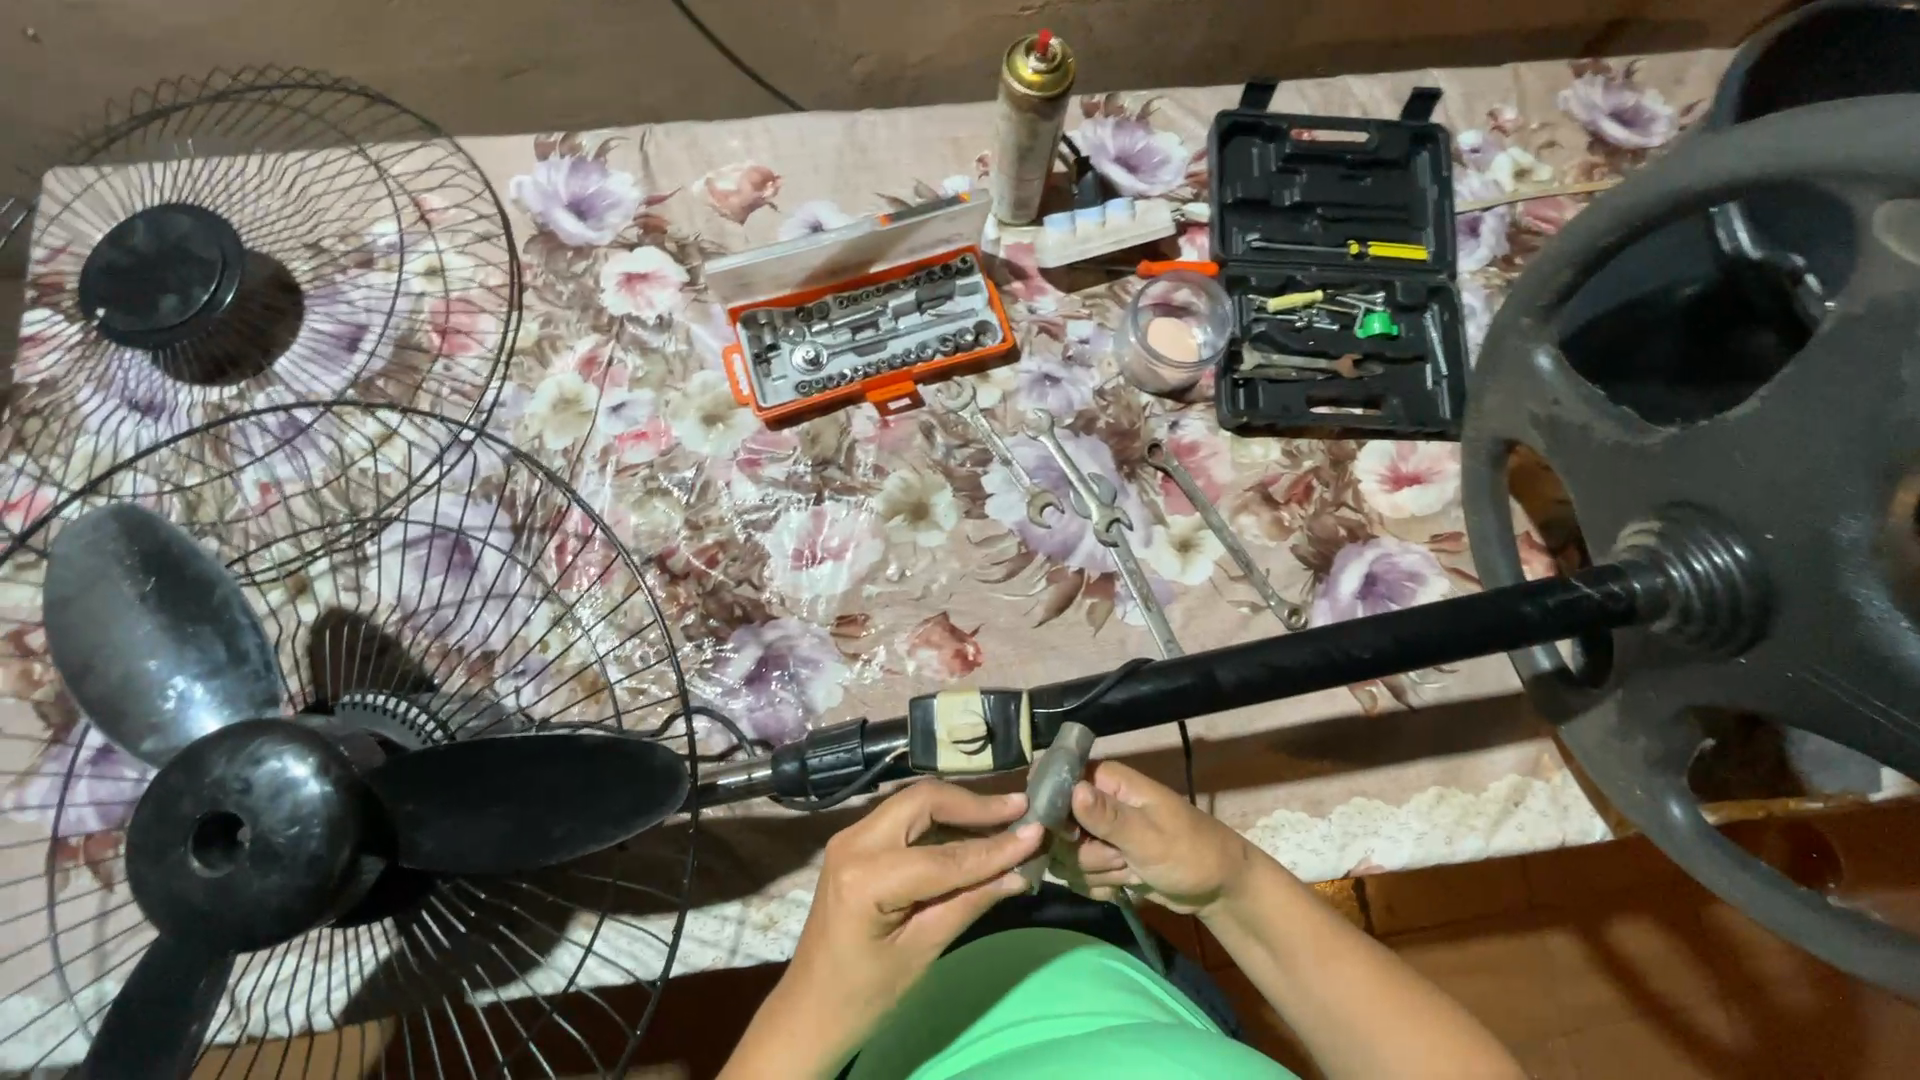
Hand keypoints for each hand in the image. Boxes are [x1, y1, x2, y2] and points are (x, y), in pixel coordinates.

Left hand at [774, 781, 1042, 1060]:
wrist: (809, 1008)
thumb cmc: (864, 994)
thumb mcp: (923, 950)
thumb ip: (970, 902)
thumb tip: (1020, 870)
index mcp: (866, 878)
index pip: (945, 855)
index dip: (995, 846)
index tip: (1038, 831)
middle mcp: (854, 841)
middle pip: (924, 800)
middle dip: (975, 804)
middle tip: (1020, 808)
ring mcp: (850, 836)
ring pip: (914, 802)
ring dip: (960, 807)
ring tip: (1005, 815)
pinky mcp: (855, 841)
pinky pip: (904, 817)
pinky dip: (940, 819)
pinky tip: (971, 830)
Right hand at [1052, 760, 1258, 915]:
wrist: (1218, 888)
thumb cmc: (1191, 852)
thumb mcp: (1149, 836)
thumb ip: (1108, 817)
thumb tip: (1073, 790)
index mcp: (1105, 781)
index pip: (1054, 784)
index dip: (1052, 813)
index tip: (1071, 836)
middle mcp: (1094, 801)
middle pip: (1055, 828)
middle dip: (1084, 854)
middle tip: (1120, 858)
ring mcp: (1096, 832)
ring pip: (1065, 856)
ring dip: (1096, 872)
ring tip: (1130, 870)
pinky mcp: (1100, 859)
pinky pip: (1077, 876)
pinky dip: (1100, 885)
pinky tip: (1125, 885)